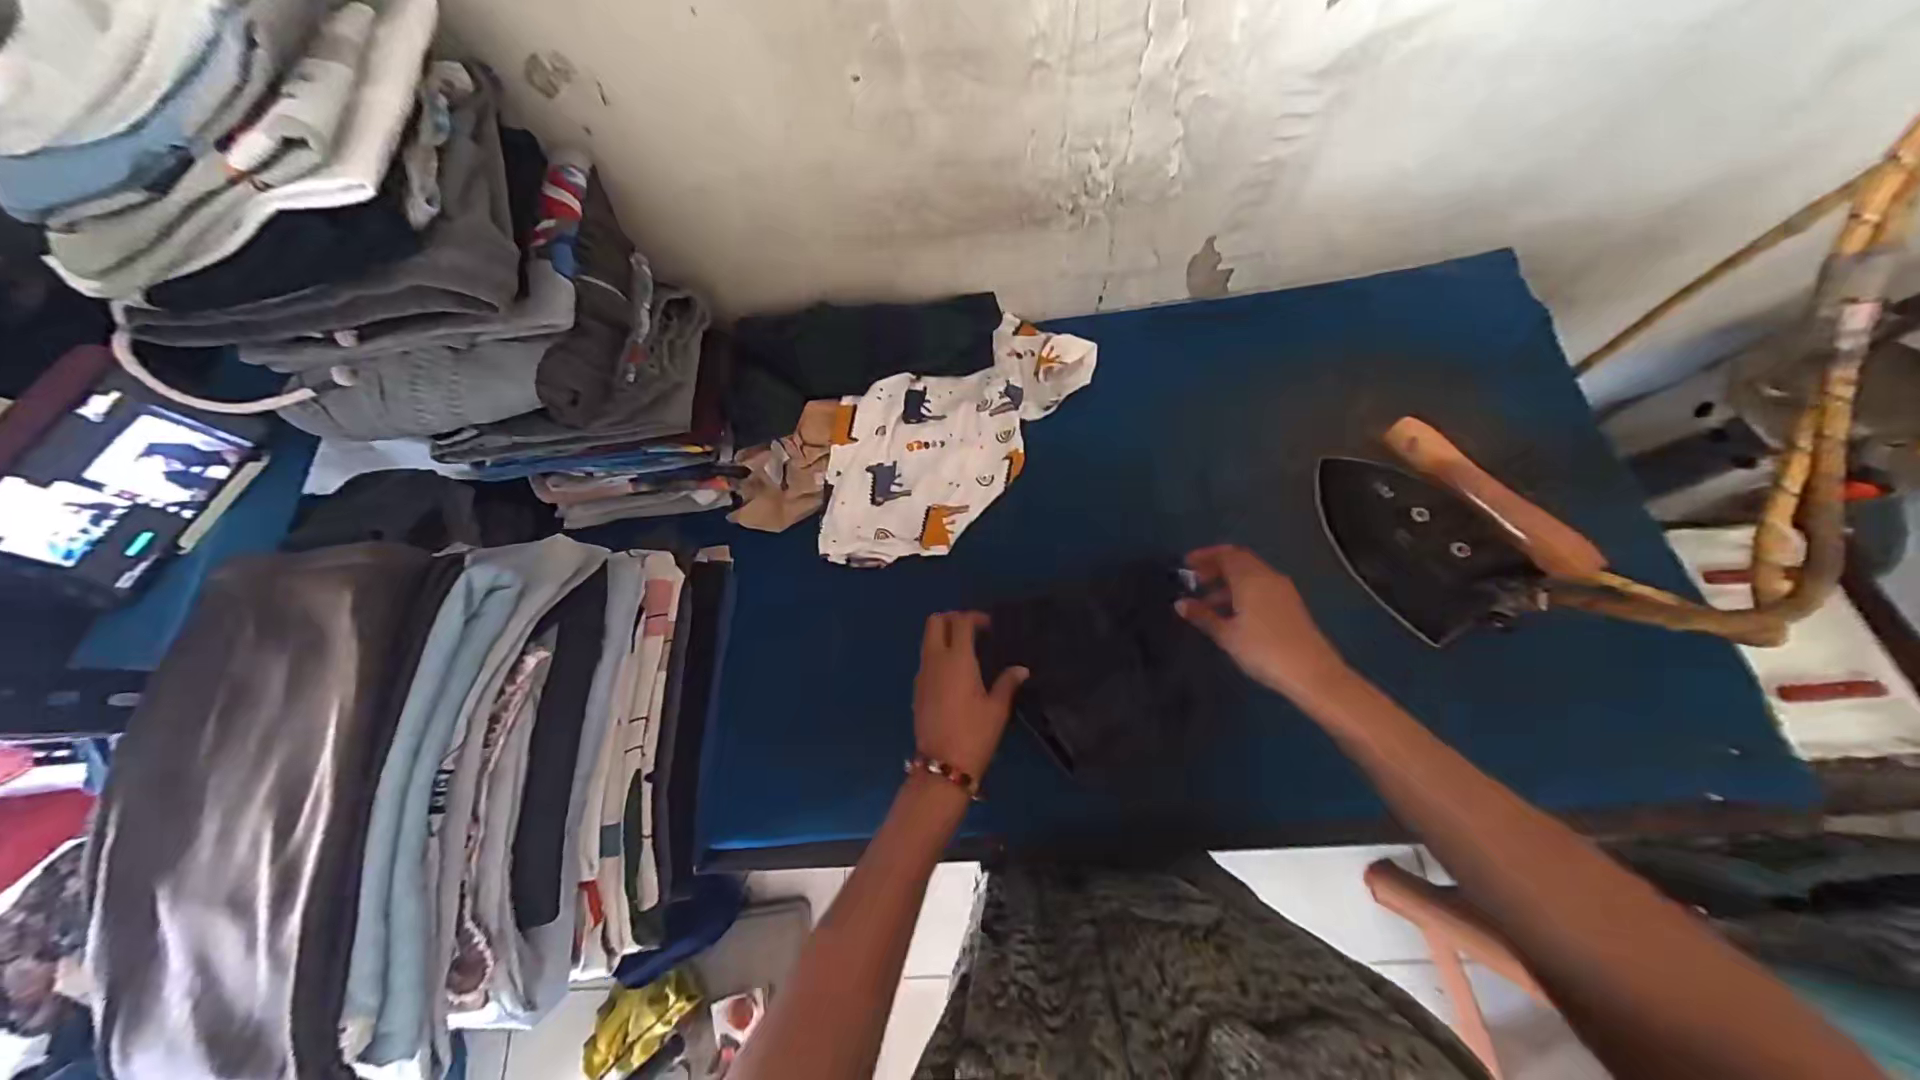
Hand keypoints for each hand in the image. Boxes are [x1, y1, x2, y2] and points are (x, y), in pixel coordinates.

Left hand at [913, 612, 1027, 780]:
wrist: (942, 765)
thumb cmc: (975, 733)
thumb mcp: (997, 709)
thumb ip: (1007, 683)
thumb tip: (1020, 669)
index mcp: (957, 659)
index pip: (961, 622)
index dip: (975, 617)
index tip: (990, 626)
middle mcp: (935, 660)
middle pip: (935, 622)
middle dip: (953, 618)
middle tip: (973, 630)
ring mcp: (922, 674)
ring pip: (927, 640)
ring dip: (944, 636)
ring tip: (967, 651)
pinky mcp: (916, 689)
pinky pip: (925, 659)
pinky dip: (938, 654)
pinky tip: (956, 674)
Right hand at [1176, 545, 1351, 697]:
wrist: (1312, 673)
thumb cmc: (1263, 650)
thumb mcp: (1226, 635)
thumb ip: (1202, 616)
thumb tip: (1181, 603)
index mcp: (1251, 578)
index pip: (1226, 554)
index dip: (1205, 556)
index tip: (1186, 564)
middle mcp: (1268, 577)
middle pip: (1239, 561)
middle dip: (1215, 567)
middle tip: (1194, 581)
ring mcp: (1283, 591)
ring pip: (1250, 576)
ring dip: (1227, 583)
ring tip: (1206, 603)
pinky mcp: (1290, 605)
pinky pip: (1260, 588)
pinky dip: (1242, 592)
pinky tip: (1231, 614)